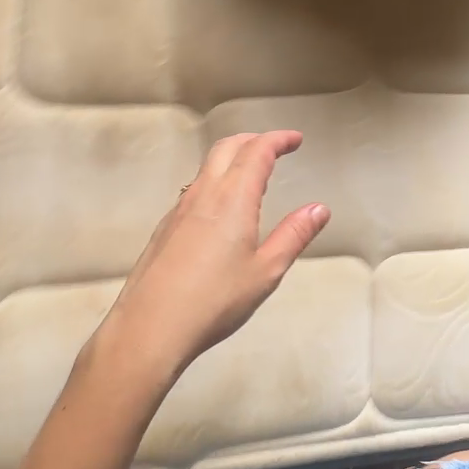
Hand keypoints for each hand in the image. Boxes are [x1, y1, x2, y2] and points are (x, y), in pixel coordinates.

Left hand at [103, 131, 329, 372]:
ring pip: (207, 167)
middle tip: (275, 147)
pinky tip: (222, 208)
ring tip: (252, 174)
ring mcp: (178, 210)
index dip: (278, 139)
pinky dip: (215, 181)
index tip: (295, 140)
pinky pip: (194, 189)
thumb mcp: (266, 271)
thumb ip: (294, 235)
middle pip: (227, 148)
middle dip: (253, 140)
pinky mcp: (164, 229)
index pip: (257, 151)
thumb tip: (319, 209)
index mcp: (233, 198)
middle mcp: (204, 194)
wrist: (149, 328)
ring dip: (232, 158)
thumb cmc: (215, 301)